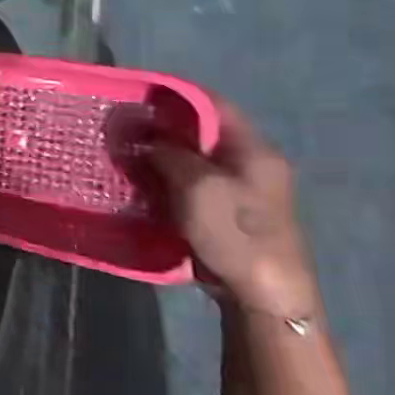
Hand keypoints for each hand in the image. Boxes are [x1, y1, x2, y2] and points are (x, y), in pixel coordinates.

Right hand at [129, 96, 318, 318]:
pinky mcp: (232, 217)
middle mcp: (252, 164)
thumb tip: (147, 139)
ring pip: (196, 162)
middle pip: (203, 133)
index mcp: (254, 148)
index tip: (140, 96)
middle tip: (127, 129)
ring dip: (164, 159)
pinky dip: (170, 184)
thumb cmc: (235, 232)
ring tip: (129, 158)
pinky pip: (195, 188)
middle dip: (164, 129)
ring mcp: (244, 193)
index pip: (213, 104)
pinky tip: (146, 188)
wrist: (267, 299)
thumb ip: (169, 154)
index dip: (177, 95)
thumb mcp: (197, 185)